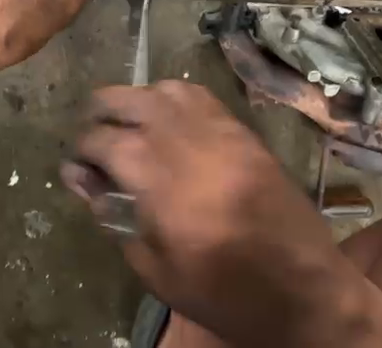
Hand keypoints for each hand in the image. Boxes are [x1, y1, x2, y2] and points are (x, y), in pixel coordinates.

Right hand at [61, 82, 338, 345]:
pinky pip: (196, 94)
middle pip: (124, 100)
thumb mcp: (156, 269)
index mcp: (155, 176)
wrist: (305, 290)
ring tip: (127, 123)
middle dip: (100, 115)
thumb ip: (113, 218)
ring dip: (135, 101)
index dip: (81, 154)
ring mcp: (214, 127)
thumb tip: (82, 181)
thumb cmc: (224, 291)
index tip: (76, 171)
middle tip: (93, 140)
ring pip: (159, 89)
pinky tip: (167, 117)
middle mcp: (180, 138)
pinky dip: (172, 97)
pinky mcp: (239, 128)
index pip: (100, 141)